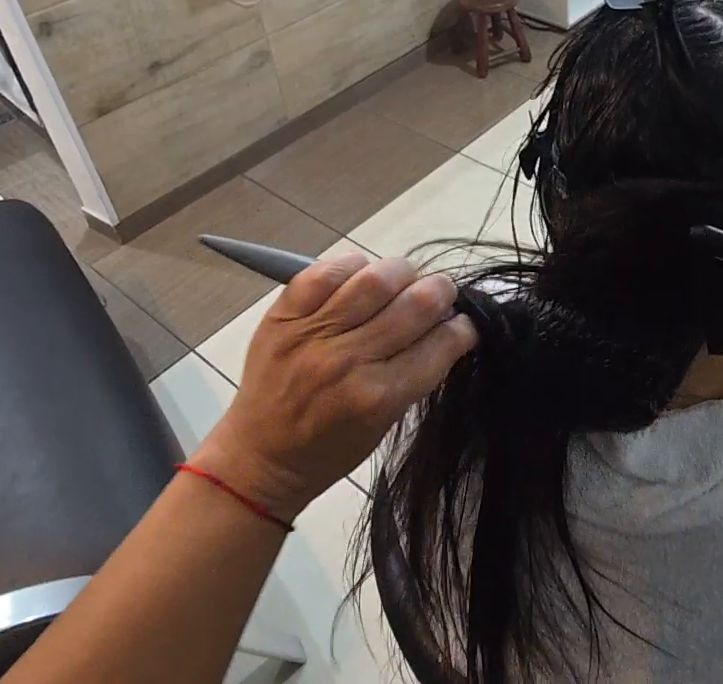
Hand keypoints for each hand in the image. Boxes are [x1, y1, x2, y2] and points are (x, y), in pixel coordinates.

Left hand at [191, 252, 477, 521]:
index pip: (440, 345)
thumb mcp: (385, 424)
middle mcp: (348, 361)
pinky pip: (325, 272)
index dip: (463, 328)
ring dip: (404, 272)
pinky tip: (362, 274)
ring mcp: (313, 334)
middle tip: (441, 294)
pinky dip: (353, 265)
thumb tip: (447, 325)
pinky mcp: (284, 316)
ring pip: (375, 279)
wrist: (258, 457)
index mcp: (378, 397)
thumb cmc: (330, 449)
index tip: (464, 325)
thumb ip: (416, 374)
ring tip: (405, 279)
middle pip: (416, 304)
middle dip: (442, 292)